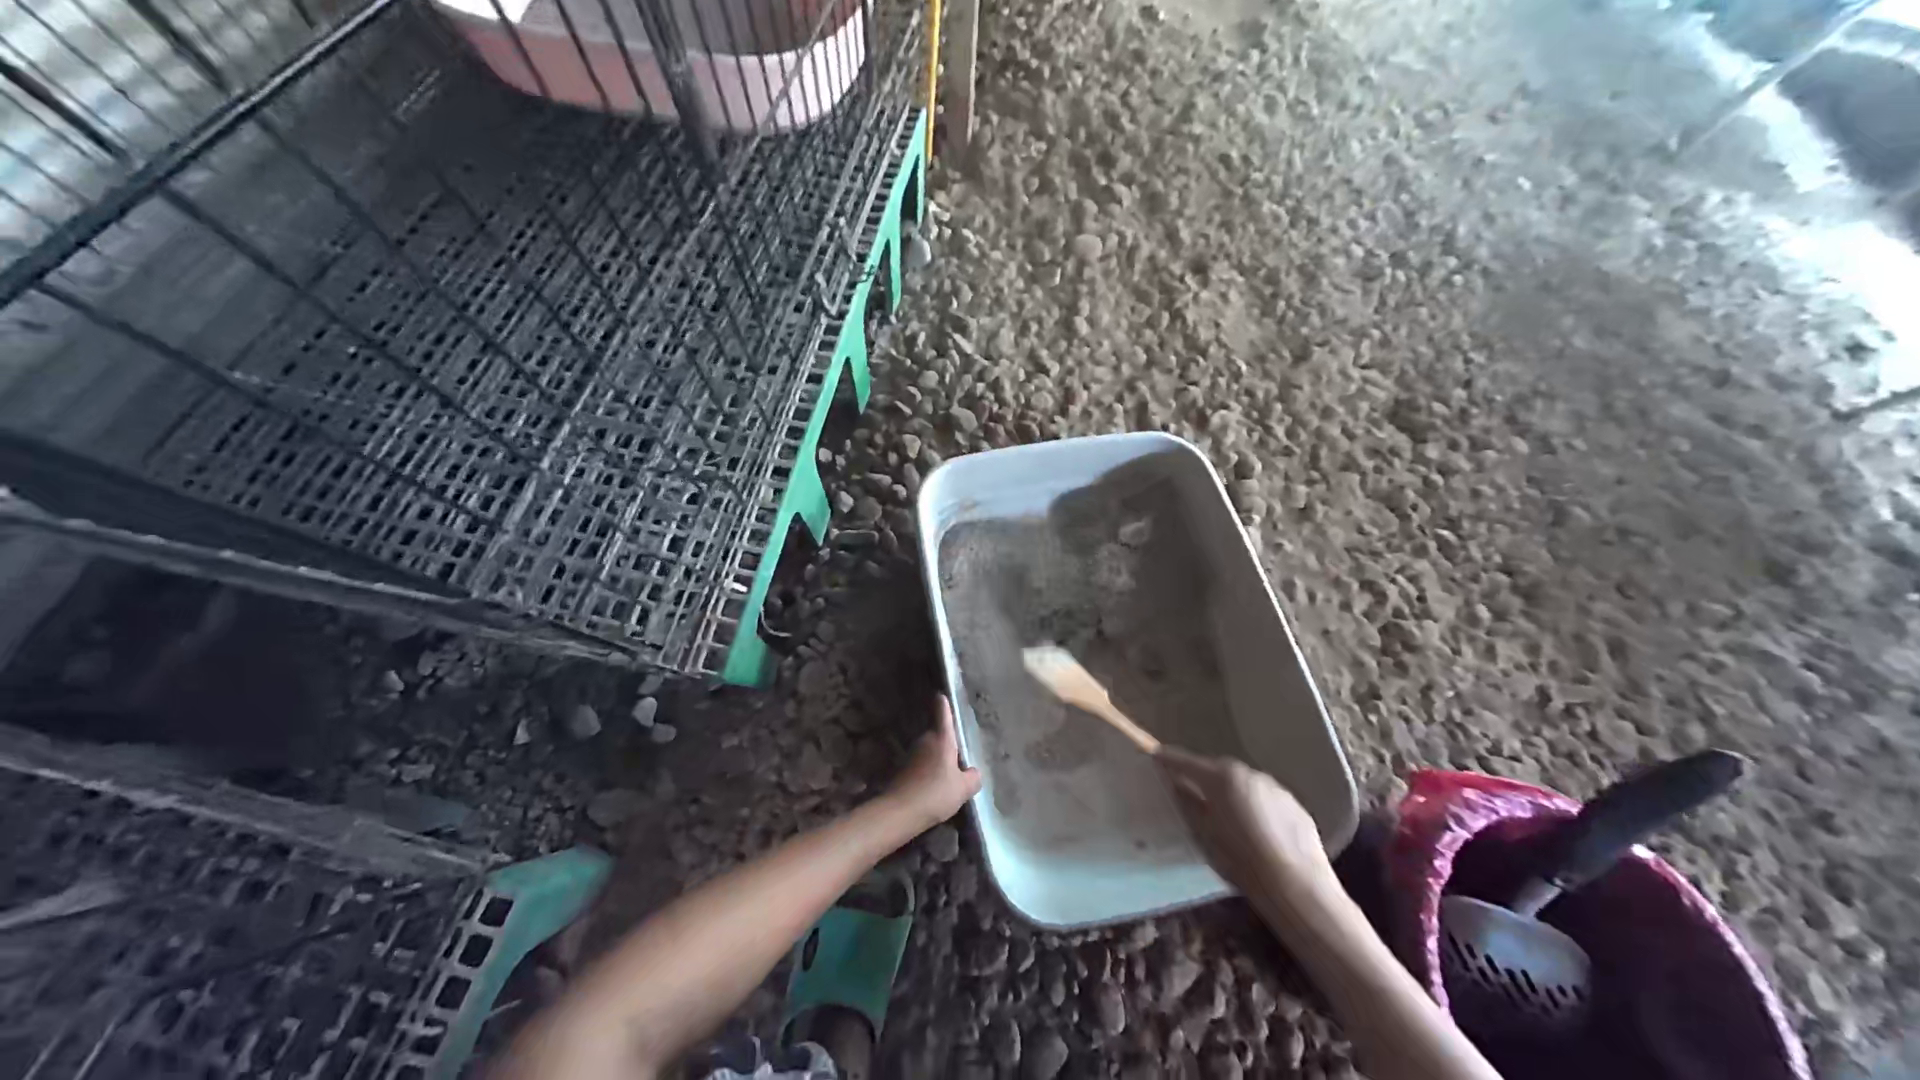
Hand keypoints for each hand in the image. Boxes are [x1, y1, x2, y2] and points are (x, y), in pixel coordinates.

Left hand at [886, 696, 982, 830]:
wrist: (900, 811)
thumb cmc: (936, 793)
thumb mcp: (964, 788)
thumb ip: (972, 777)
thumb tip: (972, 772)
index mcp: (942, 739)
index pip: (943, 713)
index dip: (944, 703)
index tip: (942, 694)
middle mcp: (925, 740)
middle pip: (938, 734)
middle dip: (947, 742)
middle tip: (959, 757)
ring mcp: (911, 754)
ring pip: (929, 751)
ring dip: (937, 759)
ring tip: (948, 777)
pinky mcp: (903, 769)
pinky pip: (921, 765)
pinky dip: (928, 771)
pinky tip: (934, 788)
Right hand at [1159, 748, 1335, 902]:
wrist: (1298, 888)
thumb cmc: (1241, 862)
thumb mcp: (1203, 834)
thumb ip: (1187, 803)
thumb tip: (1177, 785)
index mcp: (1221, 778)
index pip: (1185, 761)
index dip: (1168, 759)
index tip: (1155, 757)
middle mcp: (1248, 773)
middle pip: (1217, 770)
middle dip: (1202, 779)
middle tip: (1191, 794)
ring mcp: (1274, 788)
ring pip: (1243, 784)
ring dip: (1230, 794)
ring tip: (1226, 819)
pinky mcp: (1294, 805)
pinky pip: (1264, 799)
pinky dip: (1254, 807)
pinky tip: (1256, 833)